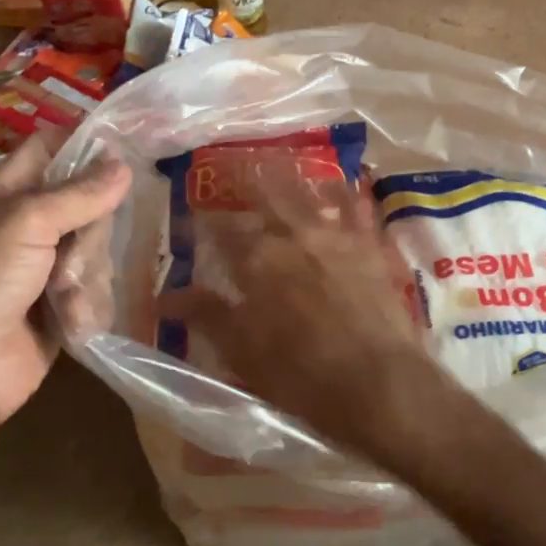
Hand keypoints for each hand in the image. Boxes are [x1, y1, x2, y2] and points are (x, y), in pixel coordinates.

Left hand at [0, 127, 131, 432]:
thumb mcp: (23, 225)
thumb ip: (77, 194)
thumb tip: (123, 165)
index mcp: (2, 196)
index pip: (47, 149)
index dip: (81, 142)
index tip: (123, 146)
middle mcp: (23, 228)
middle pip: (84, 203)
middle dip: (90, 228)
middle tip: (77, 248)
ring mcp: (42, 270)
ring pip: (95, 249)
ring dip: (85, 273)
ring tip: (64, 295)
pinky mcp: (60, 309)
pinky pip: (94, 291)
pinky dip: (85, 305)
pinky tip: (72, 320)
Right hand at [158, 163, 447, 460]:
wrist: (380, 384)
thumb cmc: (303, 377)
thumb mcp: (244, 353)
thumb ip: (207, 316)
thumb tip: (165, 295)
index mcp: (256, 260)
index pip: (221, 231)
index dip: (205, 222)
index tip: (194, 215)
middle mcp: (293, 234)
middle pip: (264, 195)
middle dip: (245, 180)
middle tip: (234, 165)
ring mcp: (335, 234)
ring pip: (306, 191)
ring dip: (288, 176)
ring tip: (276, 161)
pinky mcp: (369, 244)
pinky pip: (355, 205)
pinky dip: (343, 191)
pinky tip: (337, 182)